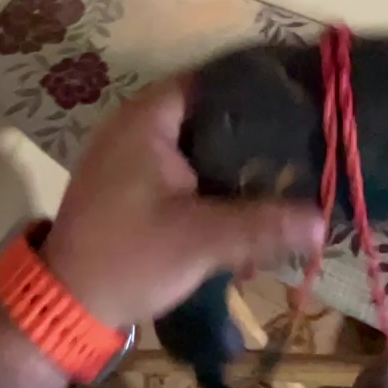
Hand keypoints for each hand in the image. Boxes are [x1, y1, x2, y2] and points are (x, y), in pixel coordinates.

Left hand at [39, 74, 326, 329]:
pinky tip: (237, 207)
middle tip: (293, 148)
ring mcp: (127, 154)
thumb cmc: (130, 255)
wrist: (65, 305)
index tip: (292, 106)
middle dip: (247, 135)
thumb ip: (262, 223)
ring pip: (192, 146)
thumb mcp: (201, 239)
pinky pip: (176, 168)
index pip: (209, 82)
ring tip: (275, 180)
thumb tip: (322, 218)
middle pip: (204, 115)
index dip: (251, 91)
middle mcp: (134, 124)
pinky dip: (205, 182)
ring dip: (227, 165)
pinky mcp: (127, 183)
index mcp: (147, 118)